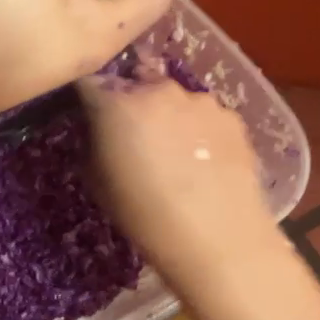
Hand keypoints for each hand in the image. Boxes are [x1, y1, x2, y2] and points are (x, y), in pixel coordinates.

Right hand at [78, 75, 280, 287]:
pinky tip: (199, 159)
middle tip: (129, 132)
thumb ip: (92, 143)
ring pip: (173, 98)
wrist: (217, 238)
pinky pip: (203, 115)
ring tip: (170, 149)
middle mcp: (158, 90)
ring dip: (165, 113)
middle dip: (128, 100)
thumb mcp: (95, 180)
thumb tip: (97, 132)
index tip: (86, 111)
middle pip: (136, 82)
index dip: (86, 95)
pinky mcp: (233, 118)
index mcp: (115, 102)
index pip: (89, 81)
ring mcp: (200, 101)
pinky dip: (195, 128)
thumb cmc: (142, 212)